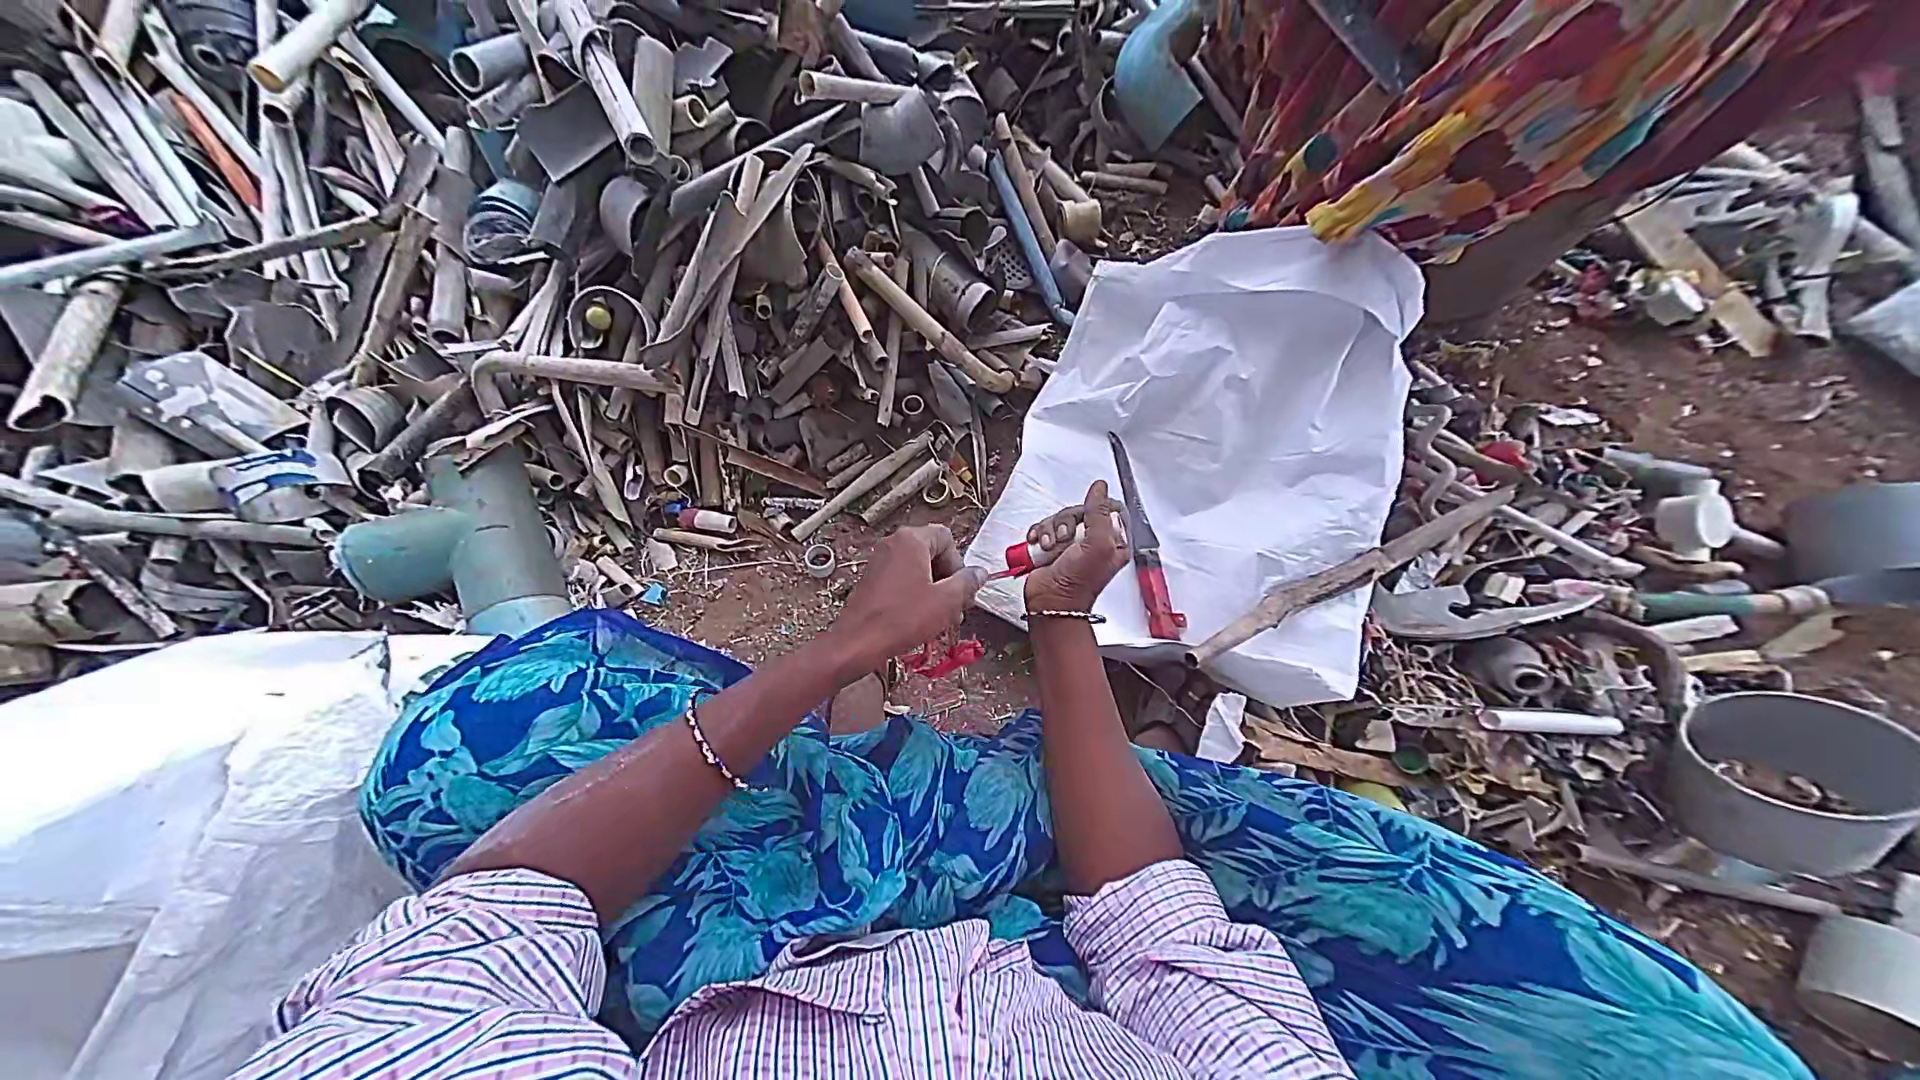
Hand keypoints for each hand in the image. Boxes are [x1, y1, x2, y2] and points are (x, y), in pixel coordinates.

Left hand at [828, 524, 985, 675]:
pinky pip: (903, 579)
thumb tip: (979, 573)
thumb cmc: (901, 619)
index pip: (946, 538)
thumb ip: (967, 583)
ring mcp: (880, 561)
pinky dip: (917, 594)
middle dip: (949, 580)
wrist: (857, 643)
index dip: (959, 564)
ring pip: (919, 568)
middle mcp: (893, 544)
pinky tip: (921, 619)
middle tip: (956, 607)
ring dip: (935, 590)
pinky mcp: (872, 580)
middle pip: (933, 553)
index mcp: (911, 540)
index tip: (961, 589)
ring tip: (941, 618)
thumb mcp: (946, 601)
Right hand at [1025, 481, 1129, 612]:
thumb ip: (1100, 513)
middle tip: (1064, 538)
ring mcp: (1071, 545)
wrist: (1051, 602)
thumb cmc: (1078, 583)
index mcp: (1113, 541)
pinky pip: (1043, 527)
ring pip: (1059, 519)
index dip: (1095, 508)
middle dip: (1067, 522)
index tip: (1086, 517)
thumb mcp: (1098, 545)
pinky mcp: (1051, 548)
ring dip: (1050, 530)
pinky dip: (1038, 533)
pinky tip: (1038, 544)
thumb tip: (1100, 488)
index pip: (1108, 509)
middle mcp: (1093, 542)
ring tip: (1049, 547)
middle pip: (1079, 511)